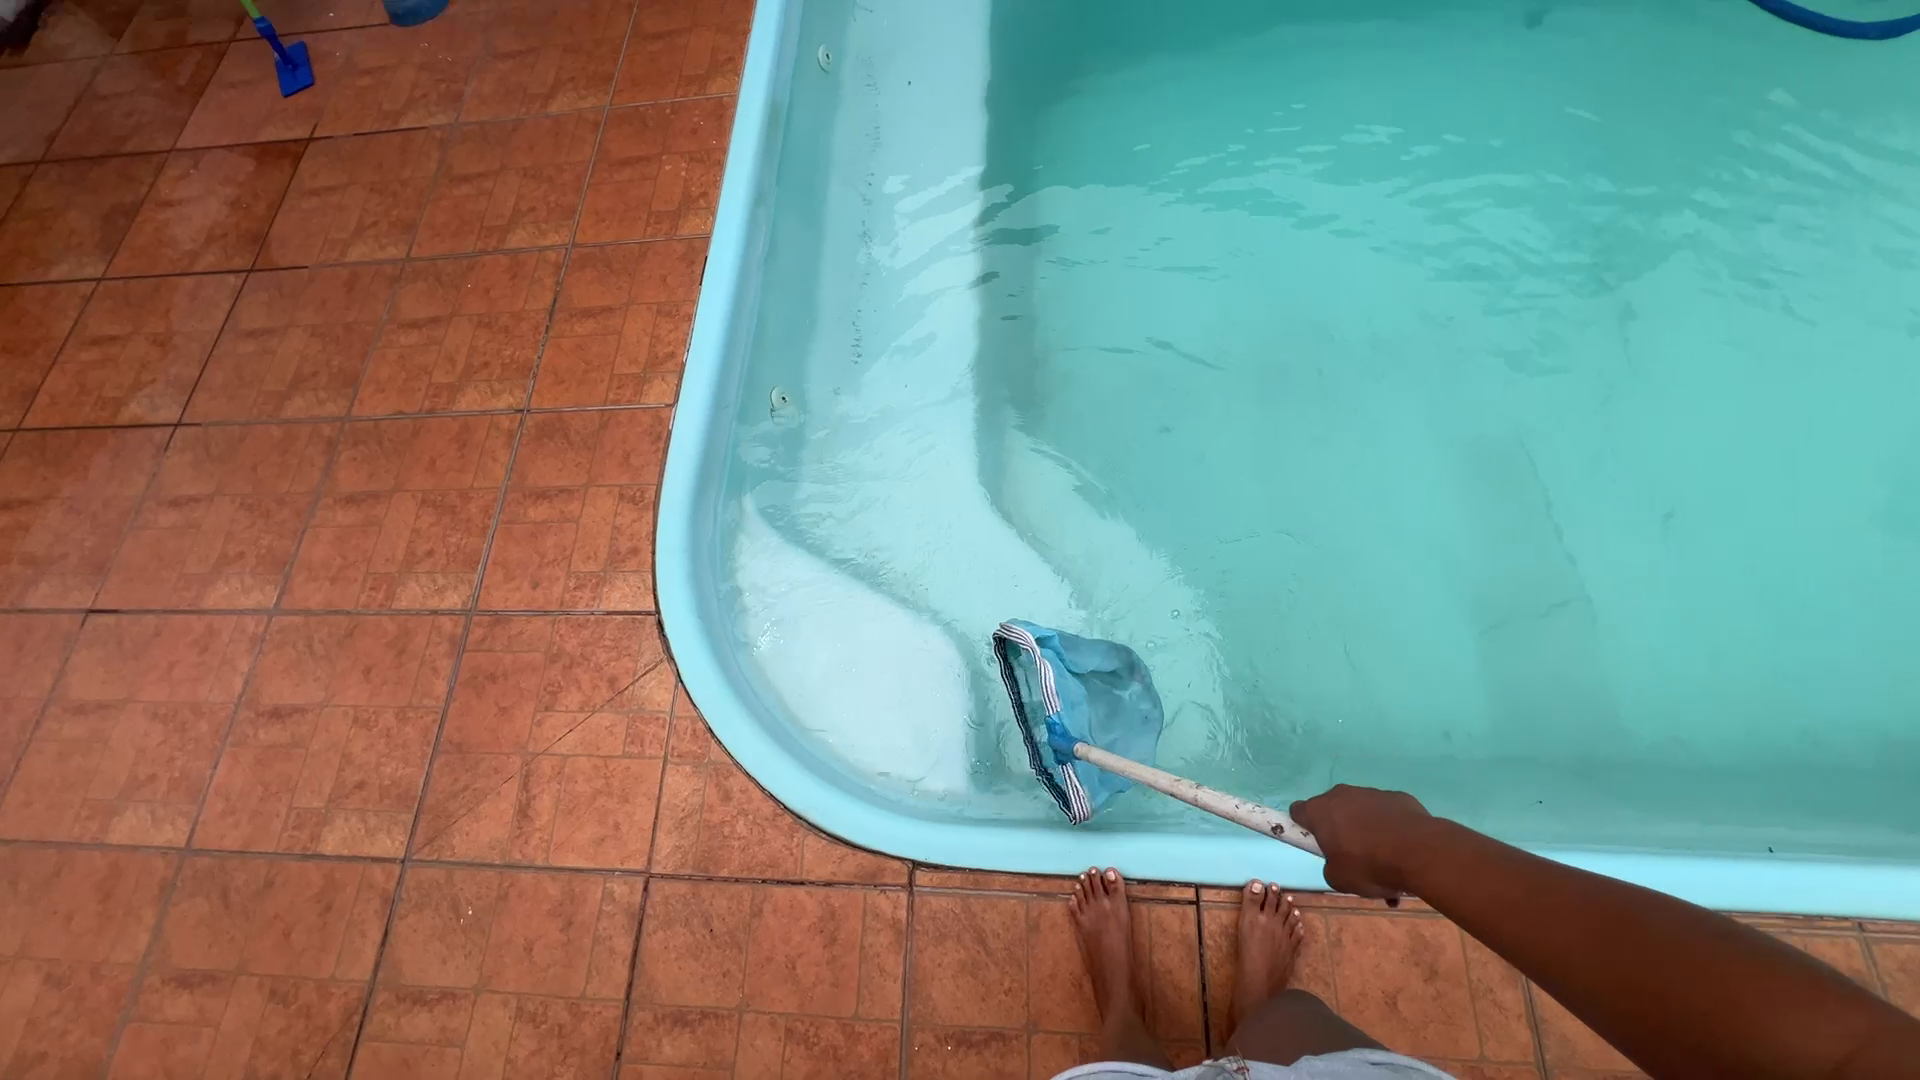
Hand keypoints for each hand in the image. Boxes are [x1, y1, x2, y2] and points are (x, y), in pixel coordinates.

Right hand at [1290, 784, 1434, 899]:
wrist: (1421, 853)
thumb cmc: (1370, 865)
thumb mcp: (1339, 880)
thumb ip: (1330, 867)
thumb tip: (1338, 862)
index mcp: (1319, 811)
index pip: (1298, 812)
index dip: (1305, 828)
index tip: (1318, 844)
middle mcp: (1341, 795)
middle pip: (1333, 811)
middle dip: (1341, 831)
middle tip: (1354, 858)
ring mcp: (1372, 793)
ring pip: (1363, 813)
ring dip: (1368, 832)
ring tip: (1388, 863)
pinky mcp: (1399, 797)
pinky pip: (1389, 814)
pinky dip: (1392, 829)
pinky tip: (1405, 851)